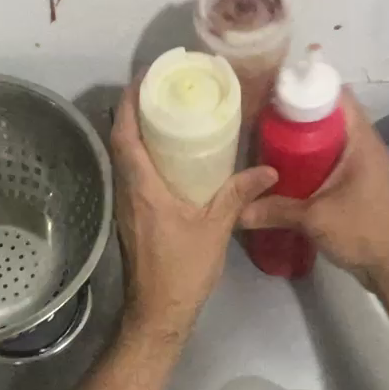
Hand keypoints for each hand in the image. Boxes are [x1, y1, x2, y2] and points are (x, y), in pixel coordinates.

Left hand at [111, 80, 277, 339]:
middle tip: (162, 90)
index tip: (144, 77)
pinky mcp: (131, 220)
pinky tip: (168, 158)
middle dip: (135, 111)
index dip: (130, 102)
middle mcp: (127, 193)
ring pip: (124, 160)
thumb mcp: (216, 229)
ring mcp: (126, 208)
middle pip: (120, 142)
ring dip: (137, 135)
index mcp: (143, 189)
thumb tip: (267, 170)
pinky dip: (144, 159)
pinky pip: (132, 177)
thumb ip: (238, 195)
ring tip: (166, 115)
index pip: (125, 135)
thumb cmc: (183, 270)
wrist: (158, 312)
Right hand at [239, 88, 388, 292]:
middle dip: (296, 117)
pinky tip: (283, 173)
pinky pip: (328, 163)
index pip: (336, 95)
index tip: (274, 93)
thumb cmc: (363, 231)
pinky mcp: (355, 186)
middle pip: (328, 117)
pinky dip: (308, 163)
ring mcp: (360, 166)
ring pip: (327, 142)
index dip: (307, 88)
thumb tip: (238, 211)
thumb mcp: (315, 219)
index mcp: (360, 140)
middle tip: (261, 121)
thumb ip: (276, 211)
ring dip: (301, 143)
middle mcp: (362, 146)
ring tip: (266, 144)